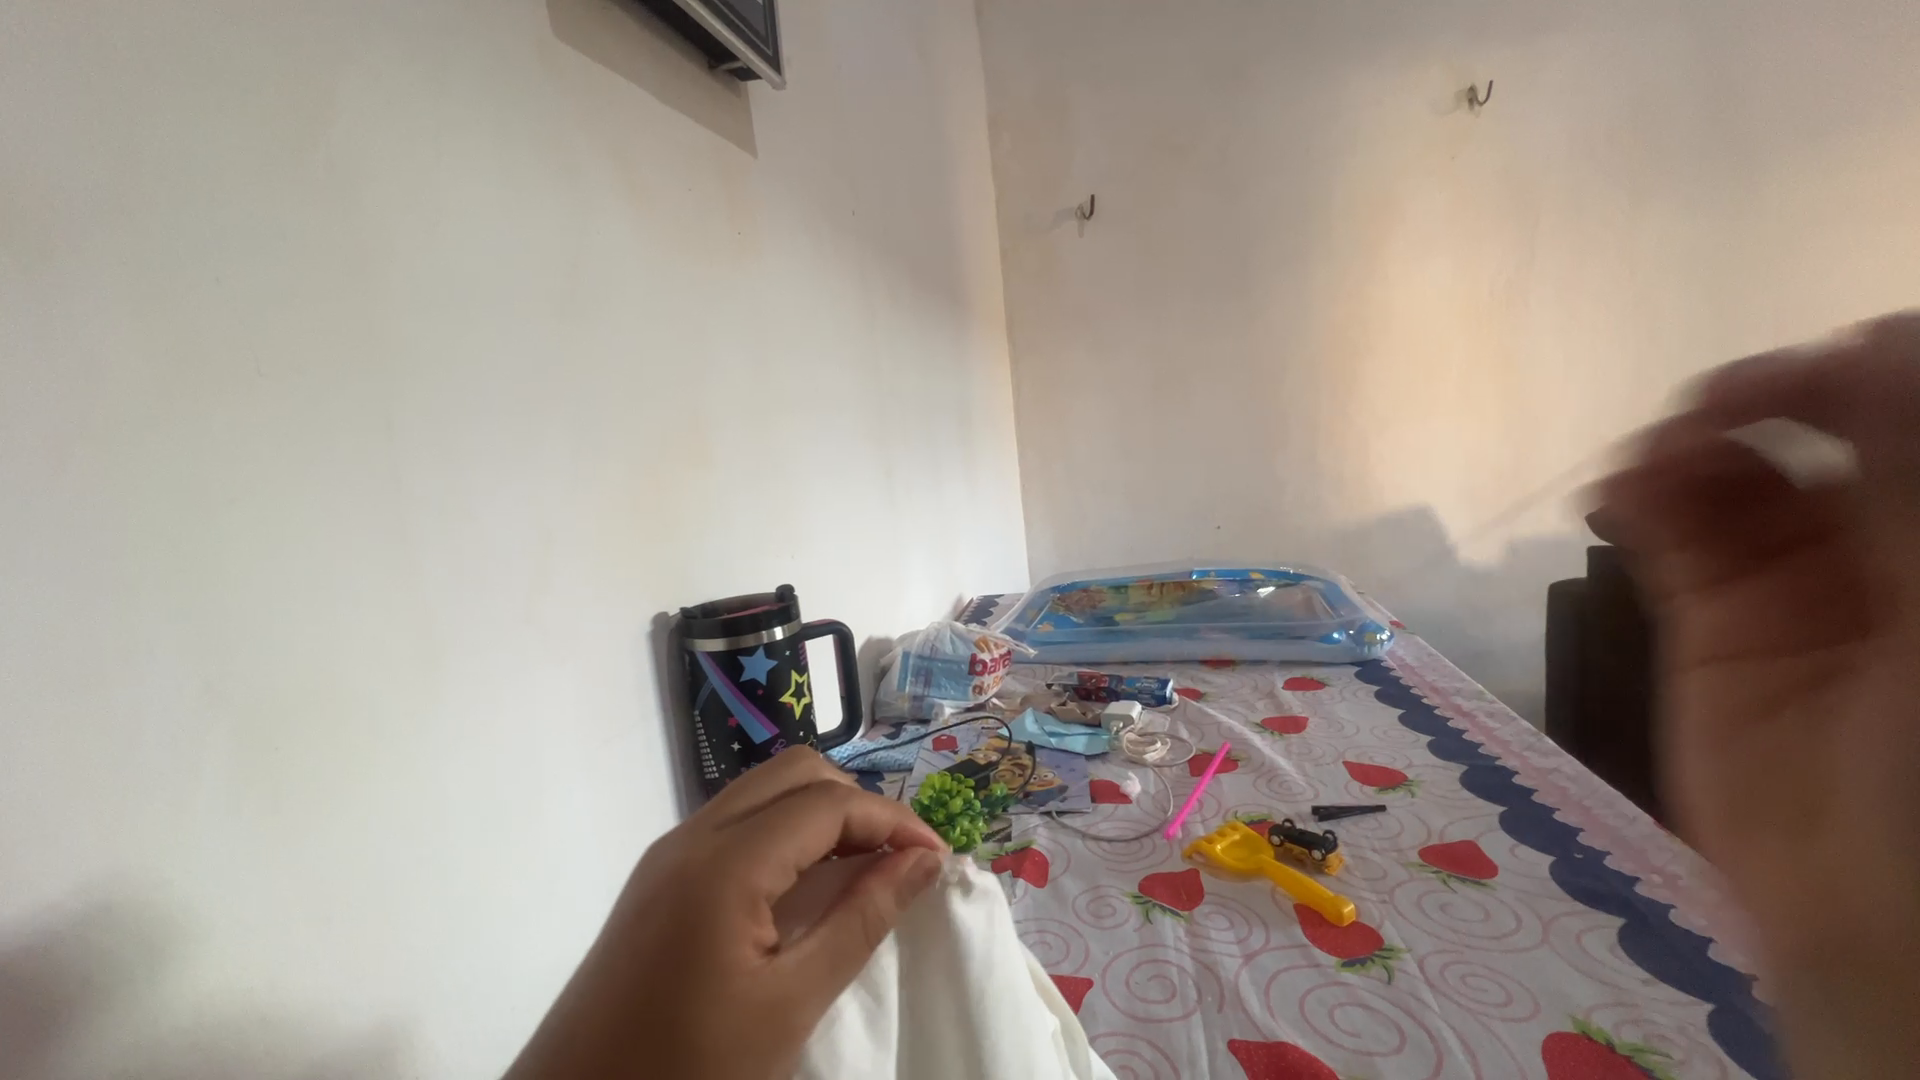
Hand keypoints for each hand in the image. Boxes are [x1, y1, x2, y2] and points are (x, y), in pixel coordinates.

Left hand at [504, 747, 947, 1079]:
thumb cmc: (688, 1070)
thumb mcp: (789, 1005)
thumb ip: (862, 919)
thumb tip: (923, 860)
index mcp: (725, 861)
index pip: (829, 803)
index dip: (893, 820)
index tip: (937, 857)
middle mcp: (694, 834)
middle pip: (797, 773)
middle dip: (858, 804)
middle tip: (898, 860)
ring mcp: (671, 850)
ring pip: (767, 789)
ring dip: (824, 812)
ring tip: (864, 868)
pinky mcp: (661, 874)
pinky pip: (740, 820)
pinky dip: (789, 830)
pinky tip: (809, 882)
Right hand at [1598, 313, 1919, 1077]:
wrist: (1877, 900)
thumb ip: (1914, 479)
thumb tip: (1866, 344)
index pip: (1910, 409)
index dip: (1861, 375)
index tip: (1801, 377)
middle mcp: (1893, 536)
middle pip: (1817, 428)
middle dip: (1757, 405)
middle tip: (1699, 417)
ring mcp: (1800, 575)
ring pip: (1732, 473)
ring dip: (1680, 450)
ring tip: (1642, 465)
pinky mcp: (1712, 612)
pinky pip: (1669, 533)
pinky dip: (1636, 501)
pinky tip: (1613, 499)